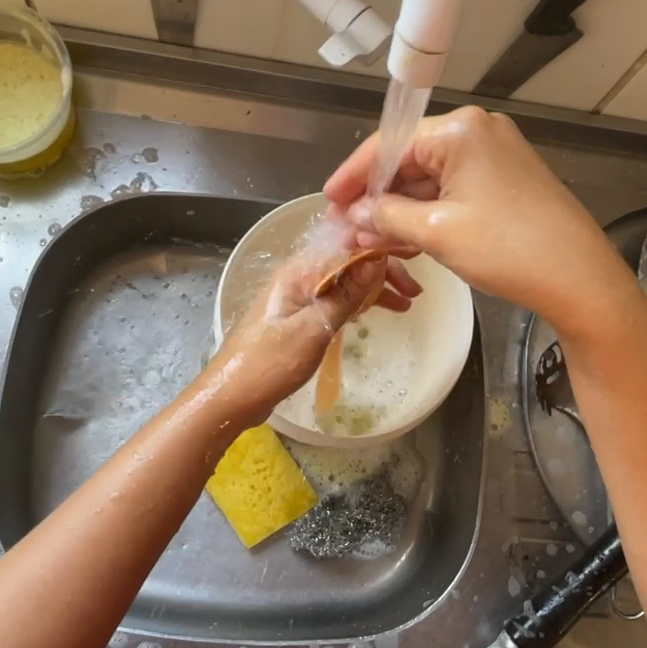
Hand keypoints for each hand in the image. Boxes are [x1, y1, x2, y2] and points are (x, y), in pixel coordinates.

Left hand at [204, 249, 419, 417]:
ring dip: (372, 291)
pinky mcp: (296, 320)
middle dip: (382, 274)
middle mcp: (297, 279)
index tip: (411, 265)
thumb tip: (374, 261)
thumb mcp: (313, 330)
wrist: (231, 397)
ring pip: (343, 284)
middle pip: (347, 265)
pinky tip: (375, 311)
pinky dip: (356, 305)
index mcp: (298, 273)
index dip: (381, 254)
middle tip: (415, 292)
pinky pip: (333, 302)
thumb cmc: (269, 363)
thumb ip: (344, 295)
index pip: (348, 250)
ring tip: (405, 304)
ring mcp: (296, 299)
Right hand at [322, 106, 633, 326]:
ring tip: (368, 242)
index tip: (327, 202)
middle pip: (408, 159)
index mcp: (459, 130)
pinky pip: (452, 190)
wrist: (580, 278)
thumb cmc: (507, 249)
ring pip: (429, 178)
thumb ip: (387, 218)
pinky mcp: (505, 180)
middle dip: (376, 197)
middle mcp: (477, 131)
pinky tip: (403, 238)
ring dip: (399, 210)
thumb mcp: (437, 233)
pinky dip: (427, 213)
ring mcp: (494, 155)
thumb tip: (353, 216)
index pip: (388, 145)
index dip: (353, 176)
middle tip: (345, 231)